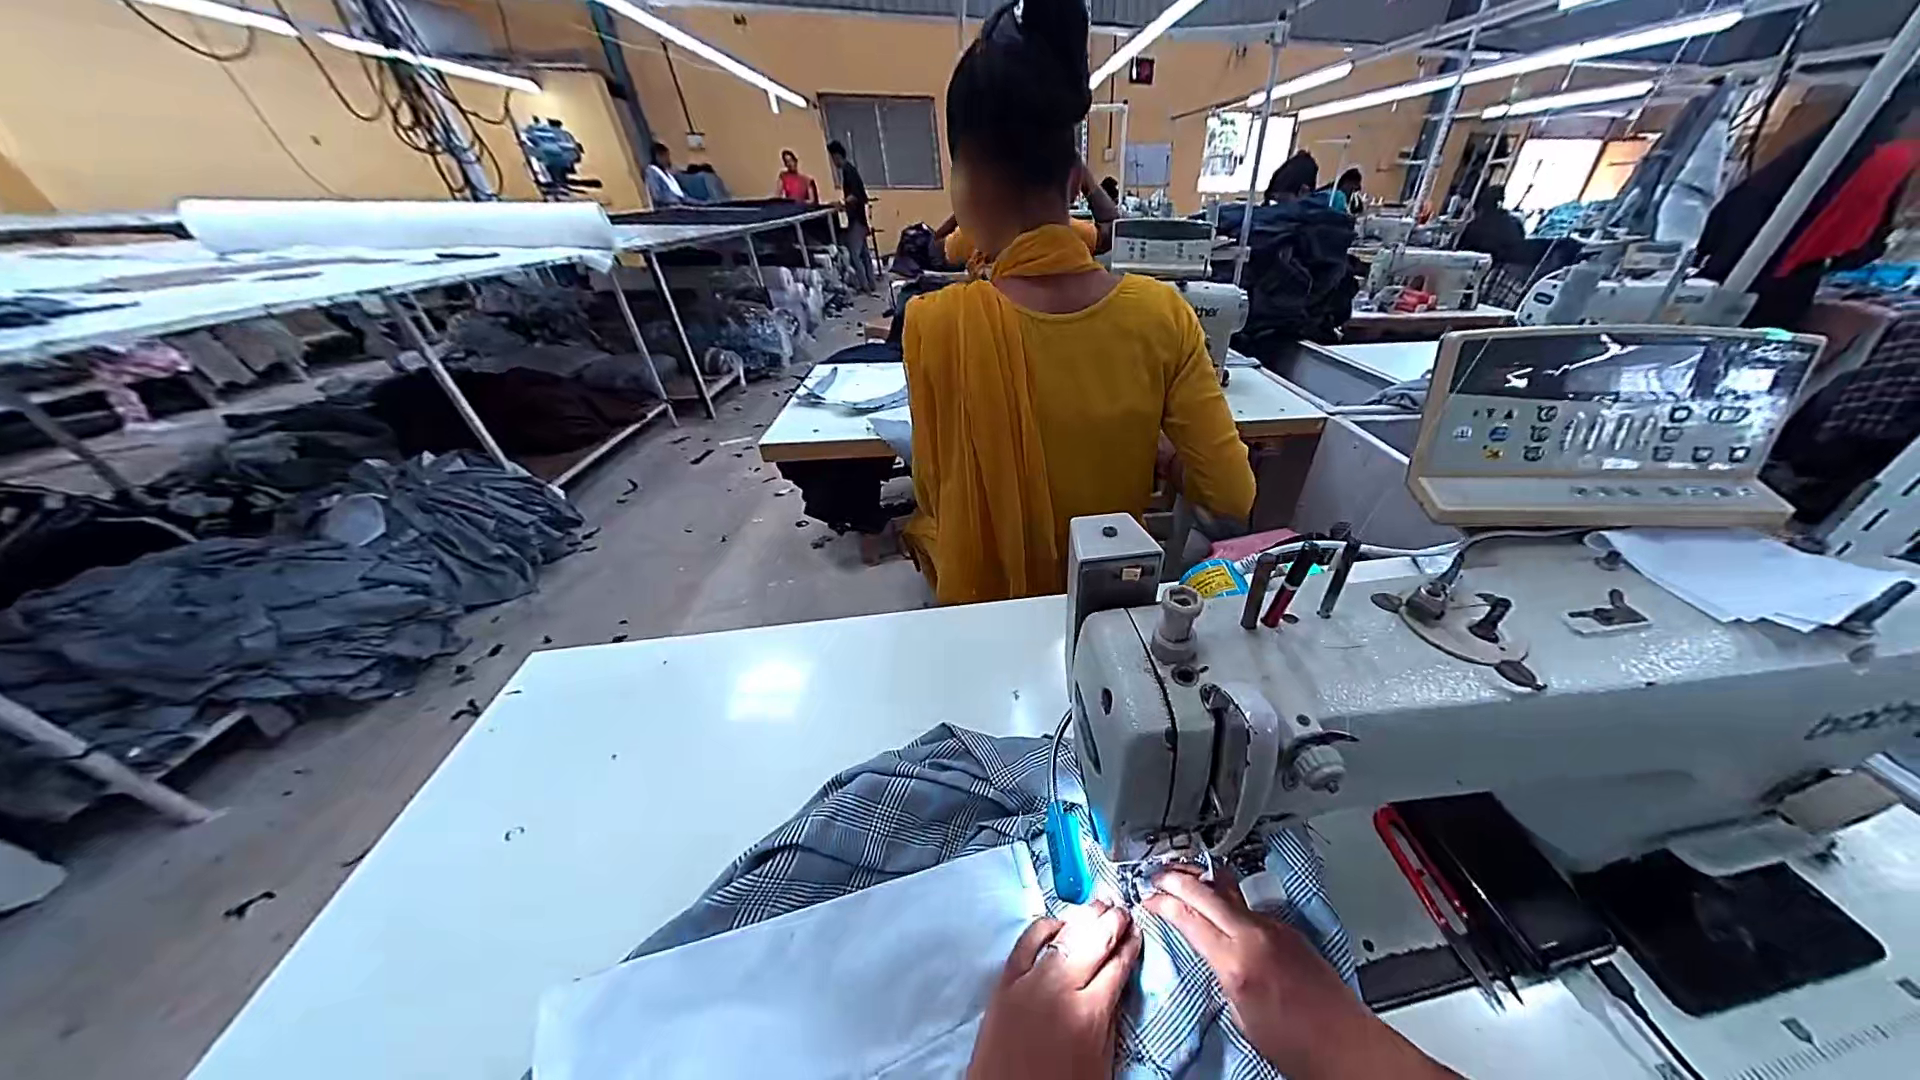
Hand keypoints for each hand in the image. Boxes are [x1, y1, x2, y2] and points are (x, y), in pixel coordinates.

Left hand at [967, 902, 1141, 1079]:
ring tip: (1098, 905)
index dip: (1129, 949)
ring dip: (1083, 918)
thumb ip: (1108, 1023)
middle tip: (1122, 909)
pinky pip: (1025, 942)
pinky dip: (1042, 927)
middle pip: (1092, 945)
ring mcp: (1029, 981)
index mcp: (1089, 1015)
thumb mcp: (1099, 1065)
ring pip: (1062, 937)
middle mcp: (1060, 990)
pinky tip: (1056, 920)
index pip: (1116, 970)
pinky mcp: (1004, 980)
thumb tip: (1115, 988)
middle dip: (1111, 924)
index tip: (1137, 932)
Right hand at [1145, 870, 1457, 1079]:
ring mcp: (1272, 927)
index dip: (1162, 902)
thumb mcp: (1239, 1014)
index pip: (1187, 915)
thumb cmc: (1296, 1046)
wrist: (1348, 1046)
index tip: (1149, 899)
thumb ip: (1218, 972)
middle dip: (1175, 879)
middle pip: (1203, 891)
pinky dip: (1226, 901)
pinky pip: (1247, 906)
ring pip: (1227, 890)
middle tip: (1156, 876)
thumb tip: (1203, 950)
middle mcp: (1253, 935)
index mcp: (1235, 962)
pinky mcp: (1286, 929)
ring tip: (1182, 878)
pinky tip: (1220, 910)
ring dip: (1201, 882)